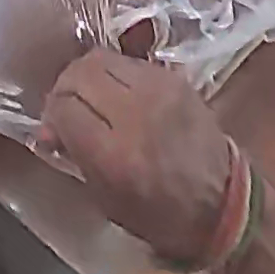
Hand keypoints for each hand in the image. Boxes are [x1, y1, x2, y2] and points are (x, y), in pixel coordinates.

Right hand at [40, 48, 231, 264]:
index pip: (63, 107)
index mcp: (115, 153)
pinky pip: (126, 62)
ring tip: (88, 96)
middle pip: (77, 74)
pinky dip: (112, 74)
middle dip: (63, 89)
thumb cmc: (160, 215)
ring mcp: (157, 89)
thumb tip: (47, 127)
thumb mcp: (105, 198)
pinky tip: (116, 94)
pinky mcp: (173, 78)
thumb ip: (72, 154)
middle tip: (66, 108)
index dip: (50, 117)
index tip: (53, 130)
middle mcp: (134, 112)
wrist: (228, 206)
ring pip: (98, 58)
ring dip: (85, 76)